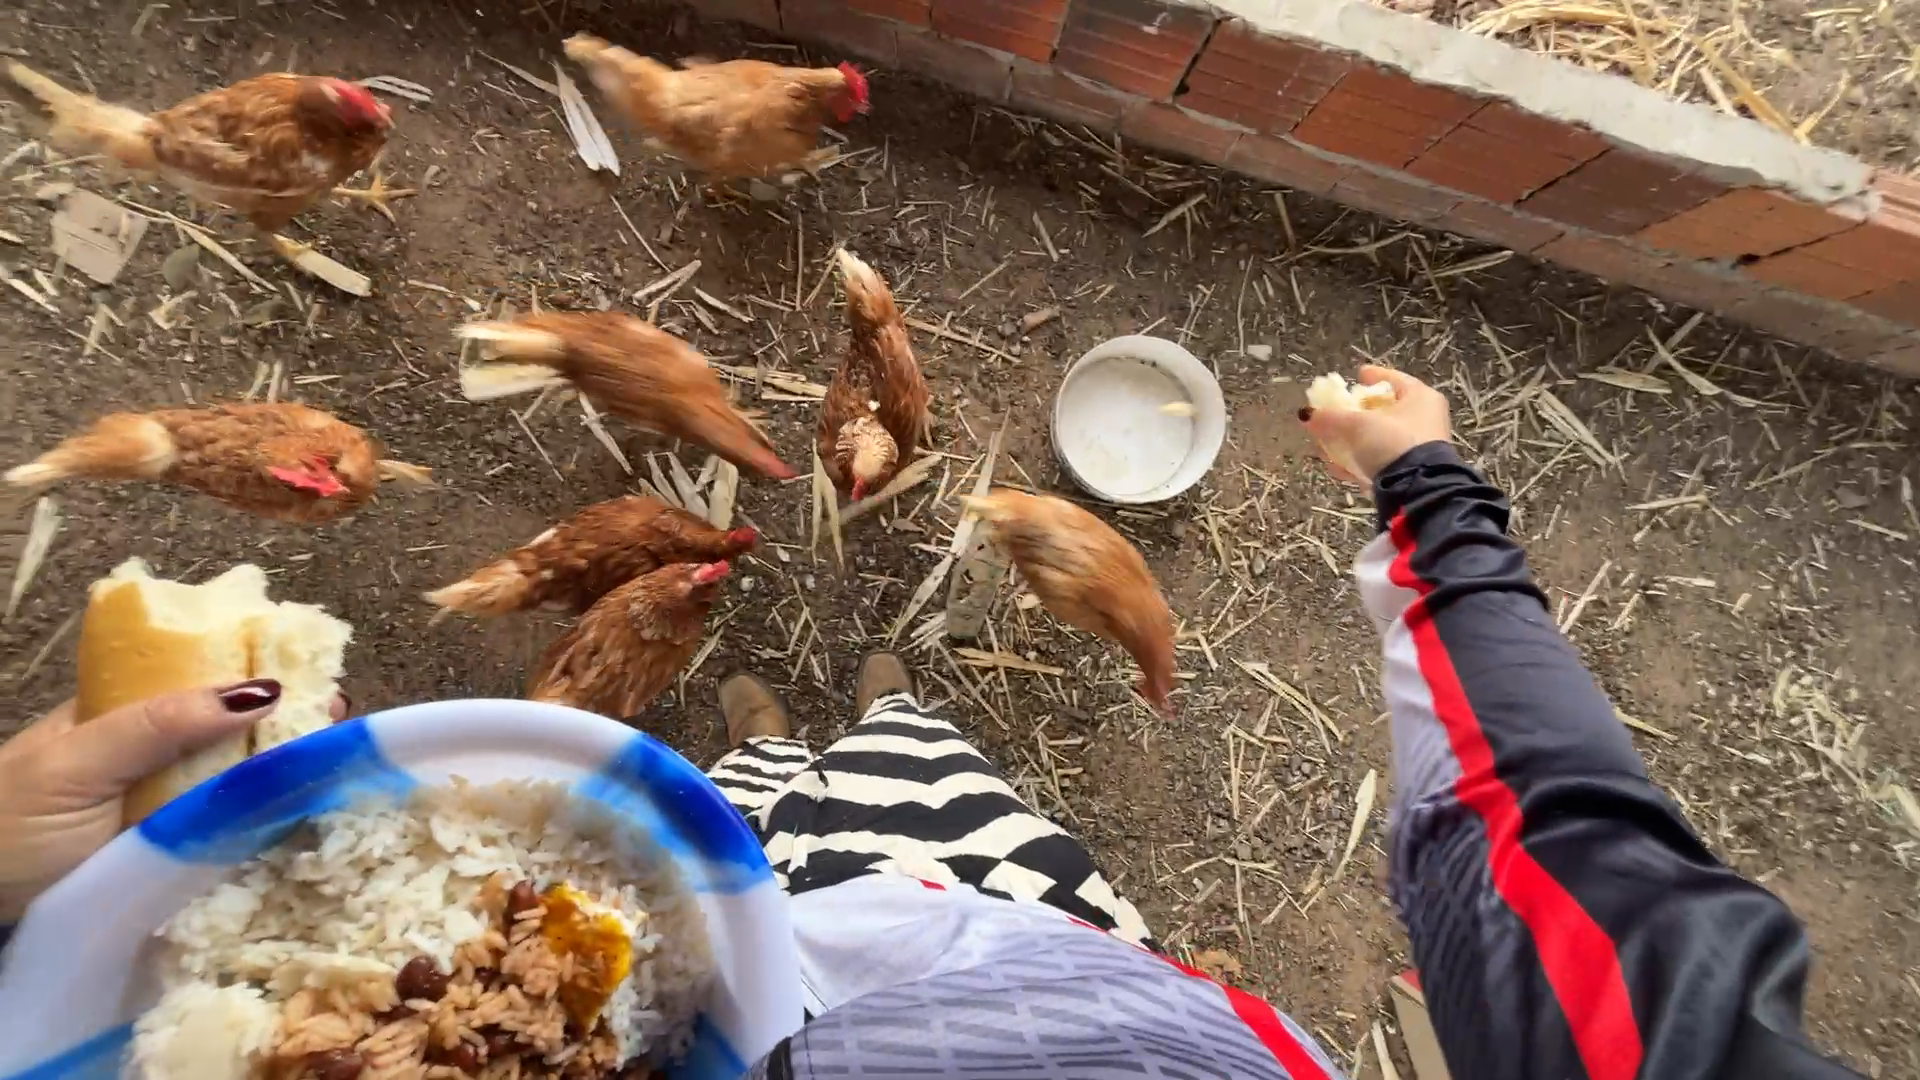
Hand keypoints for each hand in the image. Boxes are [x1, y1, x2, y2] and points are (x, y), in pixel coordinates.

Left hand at [0, 682, 345, 920]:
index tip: (321, 681)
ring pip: (250, 773)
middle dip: (296, 720)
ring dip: (295, 767)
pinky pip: (246, 820)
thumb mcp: (70, 767)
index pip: (210, 680)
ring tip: (343, 762)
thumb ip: (158, 724)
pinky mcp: (191, 847)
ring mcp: (178, 803)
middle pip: (242, 726)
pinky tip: (319, 804)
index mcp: (127, 717)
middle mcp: (160, 755)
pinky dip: (282, 812)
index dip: (267, 675)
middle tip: (341, 724)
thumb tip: (269, 689)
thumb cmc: (1, 835)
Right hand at [1299, 365, 1451, 484]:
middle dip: (1351, 414)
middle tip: (1331, 414)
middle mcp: (1422, 418)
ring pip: (1375, 437)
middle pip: (1380, 411)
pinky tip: (1335, 467)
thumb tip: (1306, 414)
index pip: (1391, 379)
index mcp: (1419, 397)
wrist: (1414, 489)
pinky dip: (1356, 460)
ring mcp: (1415, 446)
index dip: (1371, 376)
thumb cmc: (1391, 443)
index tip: (1355, 375)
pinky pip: (1377, 459)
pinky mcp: (1407, 470)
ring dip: (1348, 441)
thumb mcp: (1355, 425)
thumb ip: (1329, 417)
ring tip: (1324, 445)